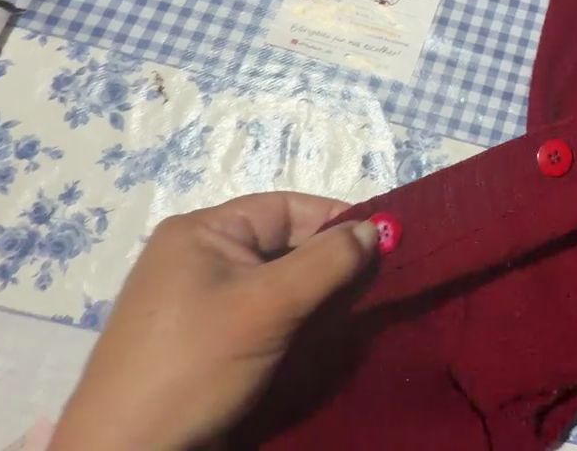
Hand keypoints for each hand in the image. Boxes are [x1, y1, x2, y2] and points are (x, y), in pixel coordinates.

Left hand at [50, 193, 377, 450]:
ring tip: (349, 313)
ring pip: (274, 278)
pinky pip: (258, 309)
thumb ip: (328, 261)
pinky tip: (314, 335)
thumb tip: (377, 227)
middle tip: (372, 285)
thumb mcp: (269, 307)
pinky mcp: (198, 338)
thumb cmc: (193, 368)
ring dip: (313, 292)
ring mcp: (194, 299)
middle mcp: (196, 255)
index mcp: (201, 231)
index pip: (287, 208)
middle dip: (329, 260)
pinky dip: (291, 317)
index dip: (337, 221)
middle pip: (283, 242)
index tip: (383, 245)